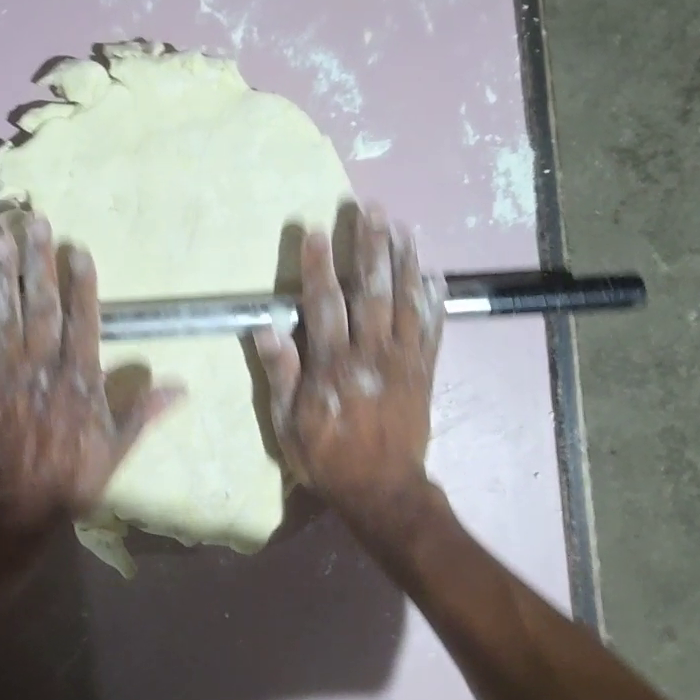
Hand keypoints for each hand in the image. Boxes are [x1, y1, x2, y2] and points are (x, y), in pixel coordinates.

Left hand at [0, 213, 179, 528]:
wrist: (17, 505)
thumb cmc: (73, 478)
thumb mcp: (118, 449)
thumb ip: (144, 412)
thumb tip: (181, 386)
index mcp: (80, 380)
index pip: (82, 321)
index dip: (80, 284)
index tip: (77, 249)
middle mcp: (44, 367)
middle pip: (42, 306)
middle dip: (39, 262)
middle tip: (35, 222)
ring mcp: (8, 374)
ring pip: (6, 315)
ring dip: (3, 274)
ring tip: (1, 236)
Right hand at [253, 206, 443, 515]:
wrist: (383, 490)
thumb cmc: (326, 457)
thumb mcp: (287, 425)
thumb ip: (279, 375)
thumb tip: (265, 329)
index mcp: (333, 367)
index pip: (324, 306)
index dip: (319, 267)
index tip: (316, 231)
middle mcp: (371, 355)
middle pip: (372, 291)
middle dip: (369, 248)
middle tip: (370, 209)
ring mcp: (404, 361)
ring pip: (406, 301)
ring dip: (403, 261)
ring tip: (401, 226)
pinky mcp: (425, 371)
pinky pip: (433, 328)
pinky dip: (434, 299)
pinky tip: (432, 273)